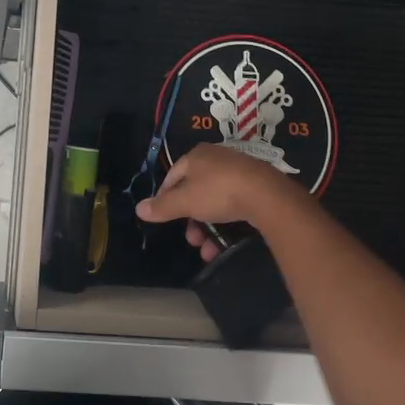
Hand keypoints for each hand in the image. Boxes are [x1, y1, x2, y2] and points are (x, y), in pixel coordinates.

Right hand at [134, 144, 302, 258]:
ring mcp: (237, 171)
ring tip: (208, 249)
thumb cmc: (218, 192)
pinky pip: (232, 205)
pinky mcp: (254, 186)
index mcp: (196, 156)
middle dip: (190, 220)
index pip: (172, 176)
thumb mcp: (185, 201)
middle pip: (194, 191)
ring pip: (214, 201)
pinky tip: (225, 244)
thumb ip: (162, 207)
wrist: (265, 195)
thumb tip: (138, 209)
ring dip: (207, 227)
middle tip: (191, 240)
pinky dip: (225, 224)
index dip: (165, 198)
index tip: (163, 218)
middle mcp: (215, 159)